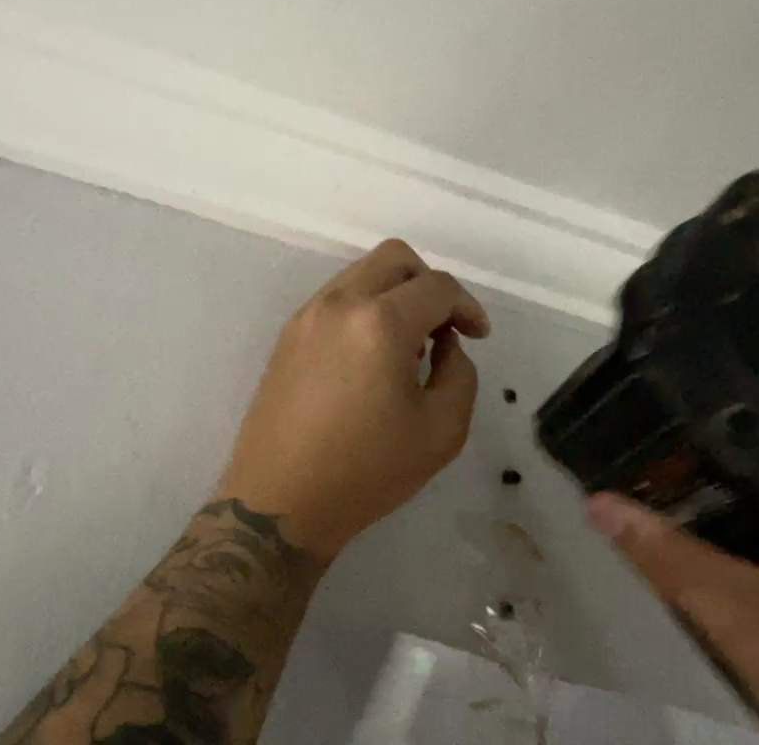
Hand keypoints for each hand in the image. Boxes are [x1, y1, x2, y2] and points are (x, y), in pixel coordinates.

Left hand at [215, 239, 492, 563]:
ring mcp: (308, 315)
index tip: (477, 336)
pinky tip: (372, 356)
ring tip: (408, 347)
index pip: (437, 286)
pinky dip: (364, 308)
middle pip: (394, 258)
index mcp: (379, 323)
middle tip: (443, 328)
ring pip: (361, 273)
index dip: (467, 306)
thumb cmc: (367, 471)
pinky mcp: (288, 333)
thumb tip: (444, 342)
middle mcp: (340, 303)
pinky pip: (337, 298)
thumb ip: (459, 373)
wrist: (281, 499)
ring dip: (394, 294)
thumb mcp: (441, 431)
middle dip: (429, 283)